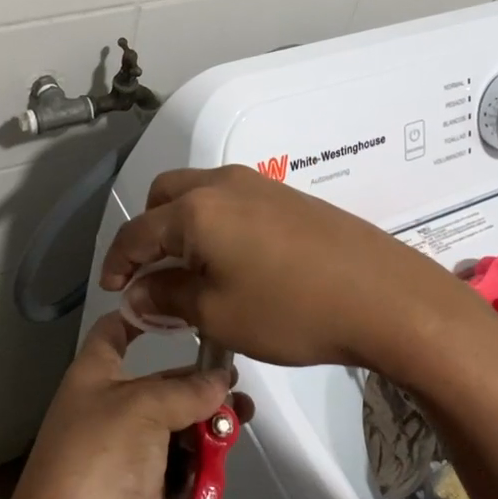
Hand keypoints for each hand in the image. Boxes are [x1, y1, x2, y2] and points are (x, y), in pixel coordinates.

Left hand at [0, 314, 249, 498]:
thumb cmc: (96, 461)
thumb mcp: (142, 408)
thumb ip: (185, 390)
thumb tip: (219, 380)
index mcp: (96, 374)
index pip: (117, 330)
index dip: (145, 315)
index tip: (184, 307)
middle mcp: (113, 408)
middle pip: (164, 384)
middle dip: (201, 387)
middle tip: (236, 392)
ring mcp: (131, 451)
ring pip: (180, 428)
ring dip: (208, 430)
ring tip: (233, 431)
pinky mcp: (148, 490)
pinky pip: (183, 469)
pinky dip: (198, 469)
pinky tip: (210, 471)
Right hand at [101, 165, 474, 368]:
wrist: (384, 296)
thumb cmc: (291, 310)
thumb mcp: (218, 314)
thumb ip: (168, 298)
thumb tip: (138, 293)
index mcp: (195, 210)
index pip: (136, 231)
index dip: (117, 262)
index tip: (113, 290)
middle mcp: (221, 184)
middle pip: (163, 196)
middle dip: (147, 232)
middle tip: (152, 275)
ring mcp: (258, 184)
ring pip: (198, 193)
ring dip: (181, 225)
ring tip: (191, 271)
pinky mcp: (287, 195)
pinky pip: (230, 200)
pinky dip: (213, 223)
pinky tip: (233, 261)